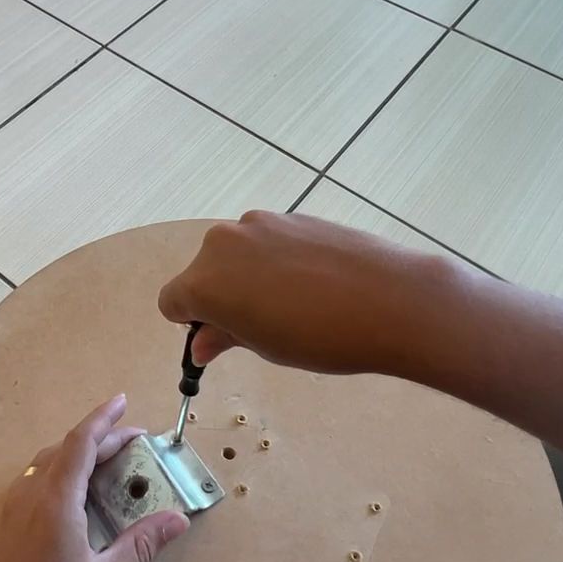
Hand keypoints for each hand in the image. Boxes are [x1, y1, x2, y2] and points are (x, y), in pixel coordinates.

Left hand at [0, 395, 189, 561]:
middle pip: (64, 452)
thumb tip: (177, 520)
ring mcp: (11, 520)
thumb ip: (141, 545)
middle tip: (132, 440)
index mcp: (52, 504)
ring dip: (77, 457)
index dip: (103, 418)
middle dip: (98, 439)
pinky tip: (75, 499)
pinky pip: (33, 488)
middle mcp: (27, 502)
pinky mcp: (5, 538)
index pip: (79, 443)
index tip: (121, 400)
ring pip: (45, 468)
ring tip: (108, 464)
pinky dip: (60, 477)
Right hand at [157, 210, 464, 378]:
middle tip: (262, 323)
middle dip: (220, 295)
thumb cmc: (319, 337)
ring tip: (294, 301)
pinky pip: (268, 240)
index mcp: (204, 281)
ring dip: (248, 274)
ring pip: (236, 253)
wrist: (390, 299)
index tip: (222, 336)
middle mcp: (221, 242)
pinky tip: (315, 279)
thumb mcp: (265, 346)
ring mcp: (258, 222)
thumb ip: (224, 337)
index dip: (192, 322)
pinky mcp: (291, 214)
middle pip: (202, 272)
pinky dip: (277, 259)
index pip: (172, 302)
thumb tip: (200, 344)